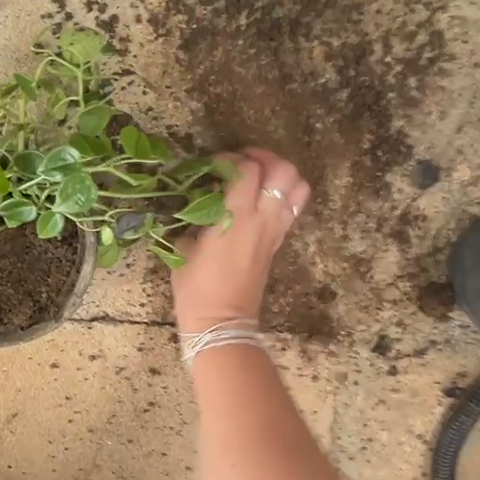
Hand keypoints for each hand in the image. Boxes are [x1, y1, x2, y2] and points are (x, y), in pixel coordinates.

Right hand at [171, 147, 310, 331]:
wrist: (221, 322)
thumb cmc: (196, 289)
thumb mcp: (183, 250)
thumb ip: (193, 222)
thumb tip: (195, 208)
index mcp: (235, 219)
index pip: (246, 171)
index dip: (231, 158)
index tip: (214, 163)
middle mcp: (262, 220)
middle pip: (282, 170)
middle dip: (263, 157)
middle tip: (242, 160)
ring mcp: (275, 230)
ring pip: (297, 185)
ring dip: (280, 173)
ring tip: (259, 174)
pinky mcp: (278, 242)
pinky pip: (293, 207)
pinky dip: (284, 193)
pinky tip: (263, 197)